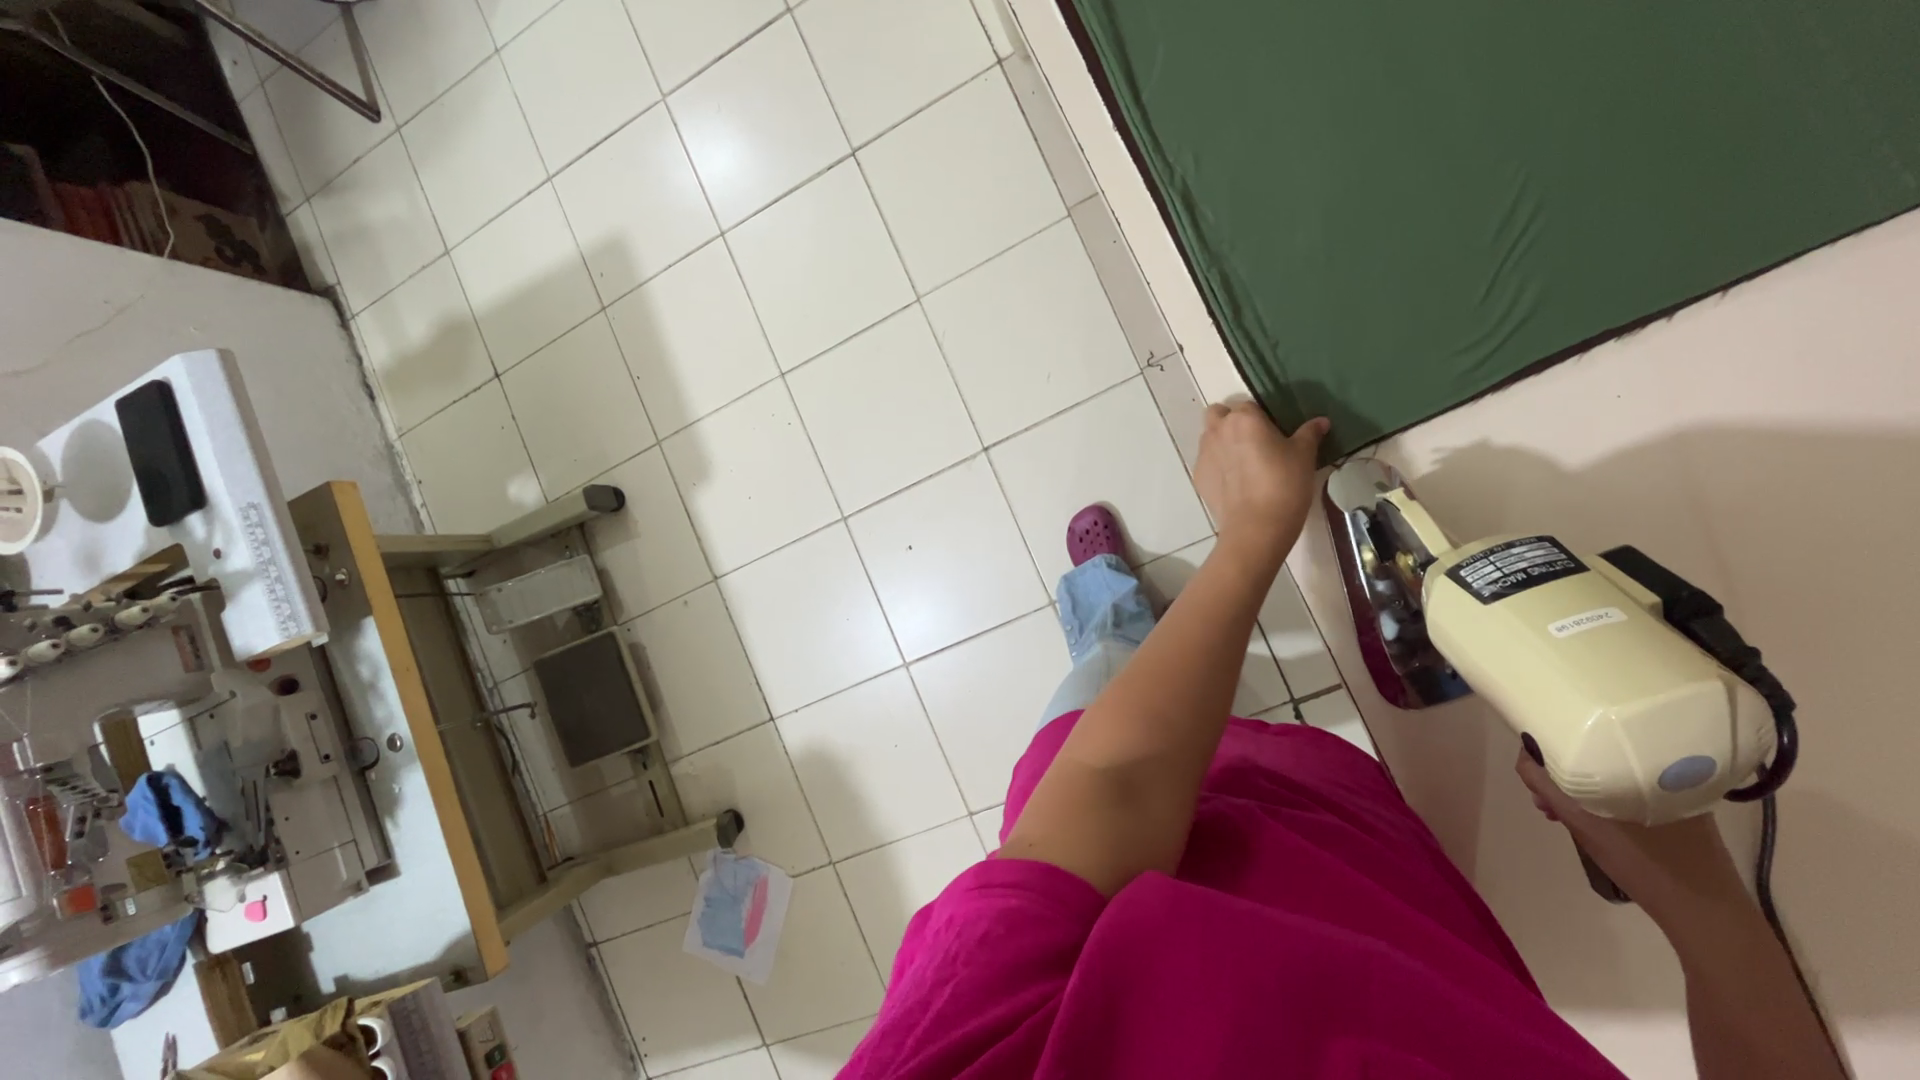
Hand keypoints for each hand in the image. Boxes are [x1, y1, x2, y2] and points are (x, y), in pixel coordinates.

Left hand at [1194, 402, 1327, 564]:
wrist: (1256, 526)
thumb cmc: (1284, 484)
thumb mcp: (1304, 455)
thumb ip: (1310, 433)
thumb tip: (1321, 421)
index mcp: (1243, 418)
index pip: (1248, 405)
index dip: (1261, 417)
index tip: (1274, 433)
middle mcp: (1217, 431)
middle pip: (1218, 415)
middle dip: (1231, 421)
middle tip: (1254, 441)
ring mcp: (1203, 454)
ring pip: (1209, 437)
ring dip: (1222, 442)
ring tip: (1244, 463)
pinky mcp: (1198, 477)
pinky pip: (1207, 462)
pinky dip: (1217, 465)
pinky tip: (1234, 482)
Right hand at [1514, 748, 1747, 923]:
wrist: (1704, 910)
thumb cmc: (1639, 862)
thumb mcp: (1580, 821)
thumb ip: (1547, 785)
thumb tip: (1526, 760)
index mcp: (1636, 760)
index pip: (1579, 740)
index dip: (1546, 755)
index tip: (1534, 781)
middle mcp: (1658, 766)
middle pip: (1593, 759)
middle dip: (1560, 778)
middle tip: (1546, 806)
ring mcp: (1674, 789)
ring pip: (1610, 778)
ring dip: (1580, 792)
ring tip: (1563, 817)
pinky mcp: (1681, 809)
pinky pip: (1630, 792)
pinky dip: (1607, 802)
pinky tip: (1596, 825)